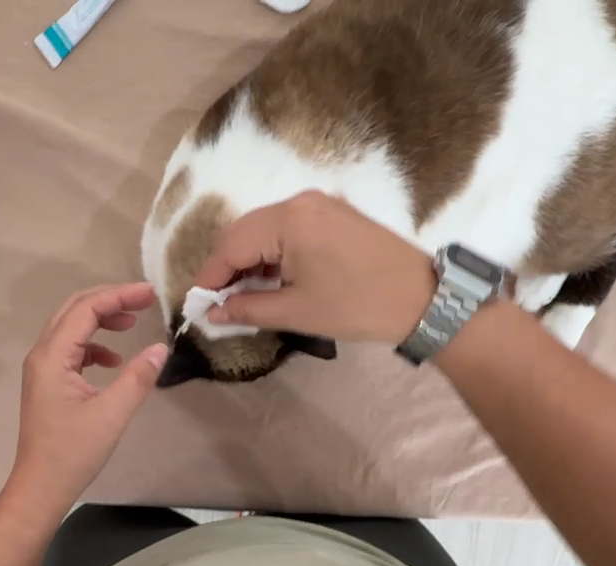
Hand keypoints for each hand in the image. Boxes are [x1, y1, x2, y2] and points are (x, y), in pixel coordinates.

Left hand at [1, 283, 166, 521]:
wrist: (41, 486)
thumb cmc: (73, 453)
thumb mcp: (112, 415)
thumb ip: (137, 378)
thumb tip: (160, 348)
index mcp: (52, 357)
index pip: (86, 309)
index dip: (119, 296)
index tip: (150, 293)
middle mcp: (41, 356)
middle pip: (74, 310)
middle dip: (109, 301)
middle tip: (143, 300)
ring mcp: (41, 370)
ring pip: (70, 328)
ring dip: (100, 321)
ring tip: (130, 325)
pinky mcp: (47, 385)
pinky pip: (69, 351)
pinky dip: (92, 346)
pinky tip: (113, 360)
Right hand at [194, 191, 436, 344]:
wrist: (421, 299)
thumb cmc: (356, 306)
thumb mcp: (296, 312)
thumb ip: (248, 309)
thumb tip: (213, 313)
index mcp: (289, 220)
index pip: (231, 246)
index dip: (208, 278)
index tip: (194, 306)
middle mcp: (300, 201)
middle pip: (244, 232)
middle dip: (225, 269)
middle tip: (214, 305)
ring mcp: (319, 204)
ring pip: (264, 231)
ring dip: (247, 263)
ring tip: (239, 299)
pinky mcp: (333, 215)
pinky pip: (287, 231)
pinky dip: (271, 256)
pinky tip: (268, 282)